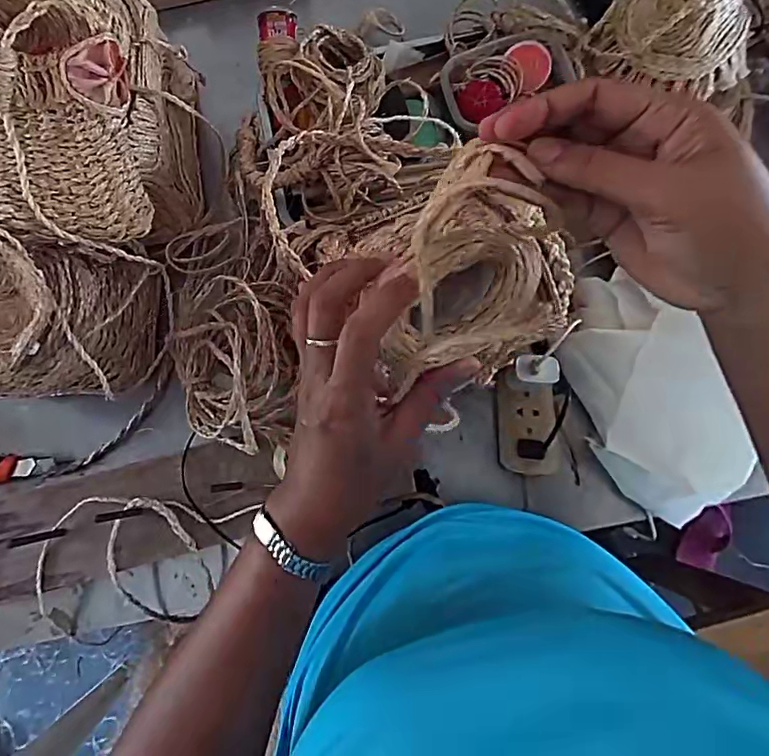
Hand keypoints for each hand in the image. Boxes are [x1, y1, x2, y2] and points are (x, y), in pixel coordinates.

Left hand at [263, 258, 476, 560]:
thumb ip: (429, 396)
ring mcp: (304, 368)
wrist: (309, 506)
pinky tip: (348, 289)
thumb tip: (466, 363)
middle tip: (390, 262)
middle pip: (320, 305)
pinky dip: (321, 292)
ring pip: (303, 305)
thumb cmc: (356, 482)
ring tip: (368, 264)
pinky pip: (302, 318)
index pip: (358, 334)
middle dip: (353, 272)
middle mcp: (317, 375)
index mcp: (345, 398)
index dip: (385, 299)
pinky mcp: (301, 367)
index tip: (413, 276)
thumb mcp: (401, 444)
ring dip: (332, 275)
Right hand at [479, 78, 768, 316]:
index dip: (549, 106)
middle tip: (488, 142)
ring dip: (532, 164)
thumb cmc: (729, 228)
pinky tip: (515, 191)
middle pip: (575, 126)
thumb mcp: (666, 190)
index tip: (509, 123)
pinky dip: (543, 193)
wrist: (750, 293)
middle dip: (533, 132)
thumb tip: (538, 150)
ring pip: (567, 161)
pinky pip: (570, 195)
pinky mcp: (610, 212)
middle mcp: (640, 140)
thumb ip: (599, 168)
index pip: (597, 98)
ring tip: (492, 169)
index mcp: (666, 117)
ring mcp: (622, 178)